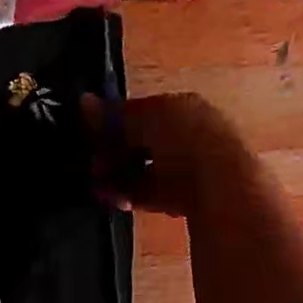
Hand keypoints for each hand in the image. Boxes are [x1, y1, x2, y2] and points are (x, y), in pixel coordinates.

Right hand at [84, 93, 256, 217]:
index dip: (114, 123)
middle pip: (140, 144)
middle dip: (114, 155)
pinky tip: (116, 201)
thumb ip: (114, 115)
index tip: (90, 137)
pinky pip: (149, 195)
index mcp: (181, 108)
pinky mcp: (180, 199)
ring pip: (142, 172)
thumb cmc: (184, 138)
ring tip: (99, 187)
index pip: (141, 112)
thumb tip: (83, 101)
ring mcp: (182, 169)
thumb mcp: (145, 119)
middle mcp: (183, 136)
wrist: (219, 184)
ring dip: (118, 179)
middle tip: (93, 166)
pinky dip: (131, 197)